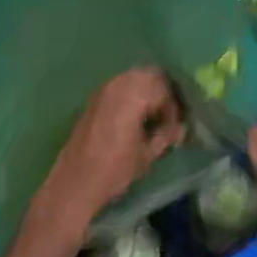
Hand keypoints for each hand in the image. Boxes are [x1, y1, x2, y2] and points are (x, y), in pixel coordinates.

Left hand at [38, 68, 184, 226]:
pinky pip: (120, 85)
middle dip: (162, 94)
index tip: (175, 129)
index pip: (164, 90)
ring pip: (134, 77)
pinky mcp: (94, 97)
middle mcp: (118, 84)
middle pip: (150, 76)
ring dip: (147, 92)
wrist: (75, 181)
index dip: (173, 109)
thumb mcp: (147, 155)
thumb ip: (165, 136)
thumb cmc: (114, 169)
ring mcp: (104, 88)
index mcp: (134, 94)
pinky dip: (131, 93)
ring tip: (151, 117)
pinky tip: (133, 116)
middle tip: (166, 117)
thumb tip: (180, 129)